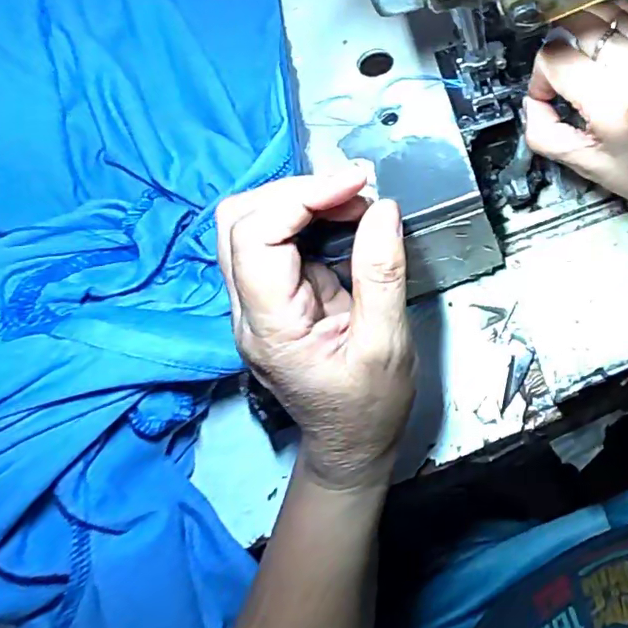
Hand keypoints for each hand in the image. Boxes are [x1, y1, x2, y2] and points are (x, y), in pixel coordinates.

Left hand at [215, 171, 414, 490]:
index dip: (302, 197)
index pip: (254, 238)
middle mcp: (249, 307)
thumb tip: (383, 209)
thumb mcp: (387, 343)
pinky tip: (348, 218)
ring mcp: (259, 300)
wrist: (352, 443)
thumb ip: (382, 274)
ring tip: (357, 202)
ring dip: (303, 199)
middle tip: (357, 192)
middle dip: (299, 191)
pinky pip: (279, 238)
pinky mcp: (278, 295)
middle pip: (239, 220)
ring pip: (252, 223)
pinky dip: (312, 216)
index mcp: (269, 325)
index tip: (358, 184)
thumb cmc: (369, 404)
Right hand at [525, 0, 627, 221]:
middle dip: (558, 46)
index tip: (549, 94)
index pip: (554, 58)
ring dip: (582, 29)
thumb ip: (545, 133)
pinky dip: (610, 21)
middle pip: (575, 24)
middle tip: (564, 73)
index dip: (541, 76)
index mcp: (615, 103)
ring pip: (601, 10)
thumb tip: (533, 101)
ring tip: (584, 56)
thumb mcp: (589, 166)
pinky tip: (608, 45)